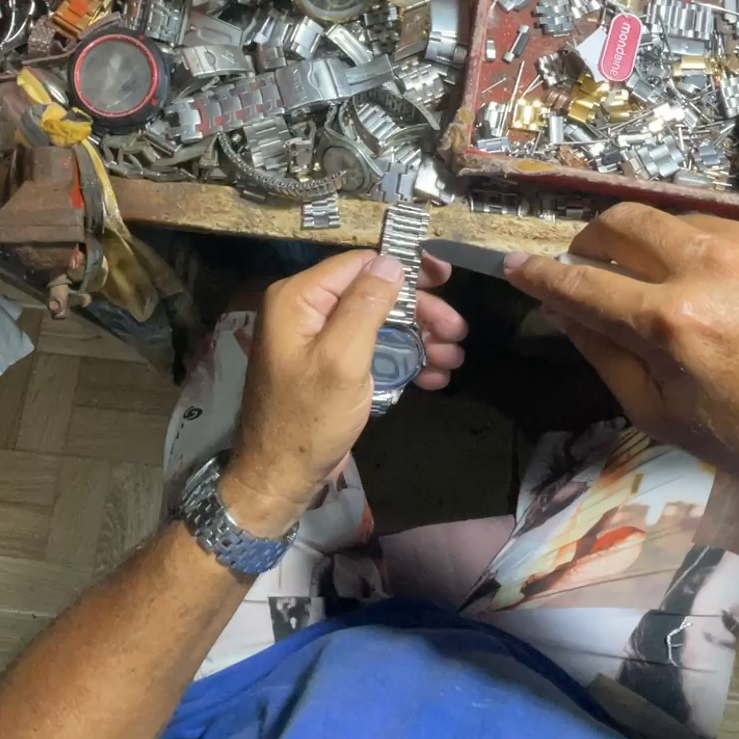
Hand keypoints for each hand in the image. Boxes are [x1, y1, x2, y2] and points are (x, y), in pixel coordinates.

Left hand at [223, 250, 464, 535]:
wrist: (280, 477)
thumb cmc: (308, 418)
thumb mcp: (341, 358)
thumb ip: (366, 305)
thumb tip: (391, 261)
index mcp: (299, 298)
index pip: (359, 264)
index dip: (405, 267)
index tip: (445, 279)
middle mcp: (306, 311)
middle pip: (374, 294)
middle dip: (419, 311)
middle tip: (458, 330)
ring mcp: (320, 341)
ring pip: (379, 324)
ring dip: (419, 338)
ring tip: (453, 358)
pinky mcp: (332, 367)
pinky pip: (371, 350)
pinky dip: (403, 360)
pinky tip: (434, 376)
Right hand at [503, 203, 738, 501]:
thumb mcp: (662, 413)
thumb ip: (603, 353)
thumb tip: (563, 309)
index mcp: (672, 323)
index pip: (582, 284)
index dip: (540, 273)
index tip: (514, 263)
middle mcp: (710, 268)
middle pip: (621, 221)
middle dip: (590, 239)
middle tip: (591, 264)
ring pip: (671, 218)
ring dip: (649, 244)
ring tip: (664, 281)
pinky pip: (725, 228)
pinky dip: (704, 252)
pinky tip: (726, 288)